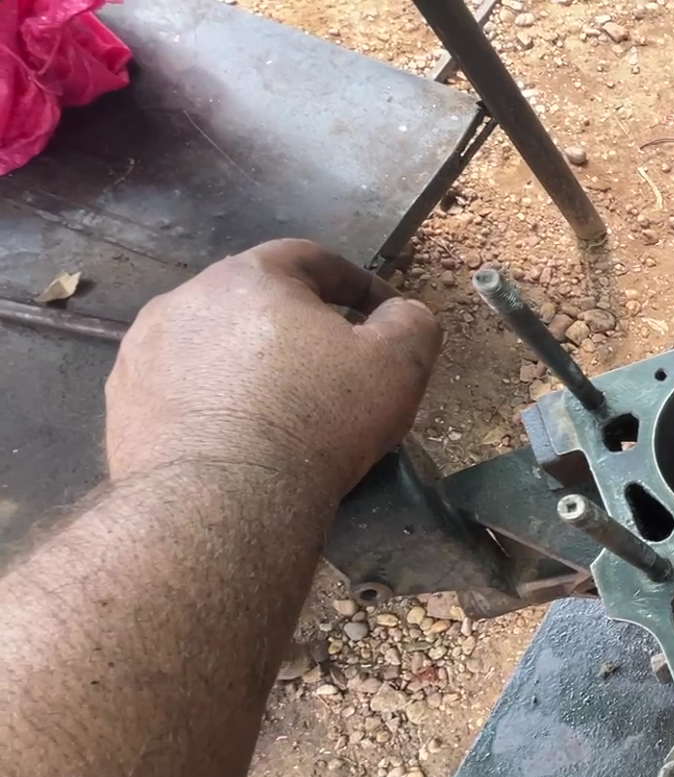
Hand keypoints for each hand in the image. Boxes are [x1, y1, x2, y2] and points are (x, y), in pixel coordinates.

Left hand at [105, 239, 442, 501]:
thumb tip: (406, 312)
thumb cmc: (323, 413)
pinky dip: (227, 394)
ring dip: (264, 360)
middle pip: (263, 299)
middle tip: (347, 366)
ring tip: (298, 403)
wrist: (227, 490)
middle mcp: (187, 298)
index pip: (311, 257)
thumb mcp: (399, 364)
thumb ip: (413, 324)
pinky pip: (191, 382)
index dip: (359, 282)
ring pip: (224, 340)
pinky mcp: (128, 396)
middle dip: (309, 325)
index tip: (388, 314)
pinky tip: (254, 430)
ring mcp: (145, 347)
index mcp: (254, 279)